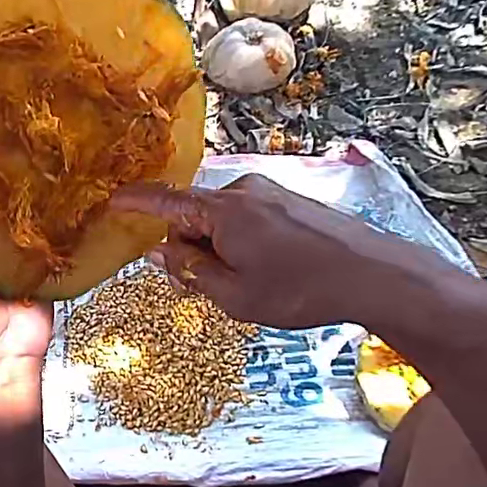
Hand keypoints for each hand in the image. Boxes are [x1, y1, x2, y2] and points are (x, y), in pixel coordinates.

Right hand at [112, 174, 414, 328]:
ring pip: (222, 221)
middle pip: (194, 217)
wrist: (374, 275)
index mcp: (223, 211)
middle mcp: (243, 191)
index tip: (112, 201)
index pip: (165, 202)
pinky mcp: (289, 200)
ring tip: (251, 284)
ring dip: (220, 249)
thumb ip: (191, 270)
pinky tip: (270, 269)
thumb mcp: (235, 295)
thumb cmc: (300, 290)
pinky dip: (242, 242)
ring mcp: (270, 192)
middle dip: (192, 249)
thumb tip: (158, 251)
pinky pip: (247, 219)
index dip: (136, 203)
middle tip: (213, 287)